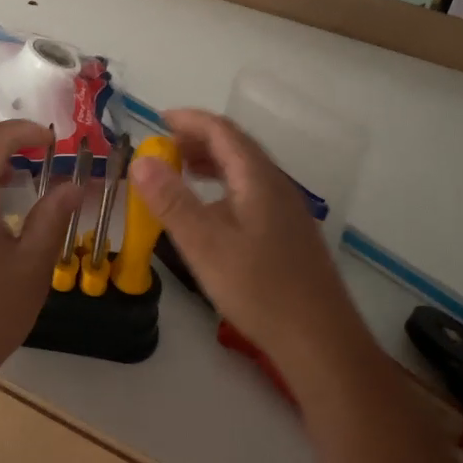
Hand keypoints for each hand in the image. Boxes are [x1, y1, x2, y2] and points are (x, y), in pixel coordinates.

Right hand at [128, 108, 353, 358]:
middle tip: (162, 148)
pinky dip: (224, 186)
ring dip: (210, 163)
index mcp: (258, 178)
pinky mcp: (290, 234)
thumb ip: (171, 200)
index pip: (221, 130)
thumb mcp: (204, 245)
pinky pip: (252, 191)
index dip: (188, 120)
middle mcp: (276, 185)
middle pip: (235, 146)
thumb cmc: (260, 289)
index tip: (157, 119)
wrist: (322, 344)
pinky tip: (211, 213)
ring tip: (180, 174)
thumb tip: (140, 160)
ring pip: (245, 170)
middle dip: (197, 140)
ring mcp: (288, 210)